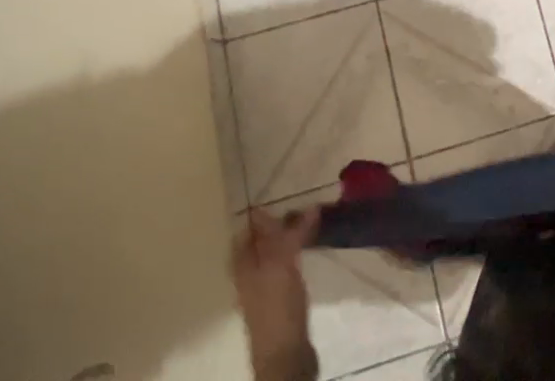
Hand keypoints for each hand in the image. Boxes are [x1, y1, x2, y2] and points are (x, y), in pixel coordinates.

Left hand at [233, 207, 319, 380]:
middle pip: (261, 243)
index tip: (286, 198)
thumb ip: (276, 237)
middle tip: (304, 209)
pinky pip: (284, 269)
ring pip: (274, 256)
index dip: (263, 215)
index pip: (247, 231)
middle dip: (279, 225)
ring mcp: (263, 290)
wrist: (285, 356)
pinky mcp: (279, 302)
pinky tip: (309, 256)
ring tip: (311, 226)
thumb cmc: (278, 307)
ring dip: (289, 240)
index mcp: (243, 266)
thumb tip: (263, 208)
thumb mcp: (278, 266)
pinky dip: (295, 257)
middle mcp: (249, 275)